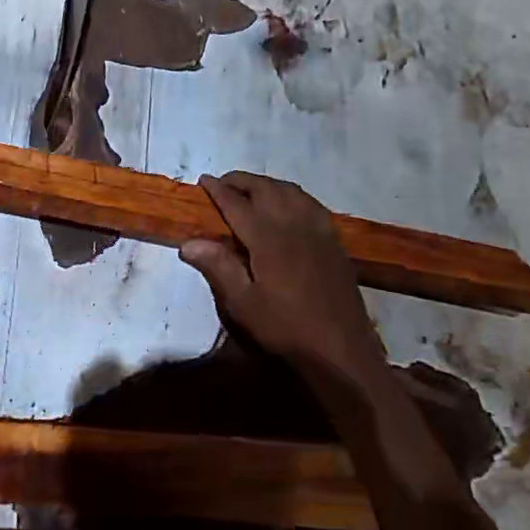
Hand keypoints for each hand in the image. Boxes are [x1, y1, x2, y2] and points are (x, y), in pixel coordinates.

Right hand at [180, 171, 386, 379]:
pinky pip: (310, 203)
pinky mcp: (333, 240)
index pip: (237, 204)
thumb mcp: (244, 305)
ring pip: (290, 191)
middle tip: (225, 182)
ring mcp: (317, 230)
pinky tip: (289, 203)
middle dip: (243, 180)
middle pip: (265, 189)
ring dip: (267, 184)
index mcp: (268, 238)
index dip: (219, 190)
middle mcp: (293, 224)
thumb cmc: (286, 329)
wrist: (341, 349)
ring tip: (252, 189)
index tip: (204, 180)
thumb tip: (188, 242)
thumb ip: (218, 268)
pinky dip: (292, 194)